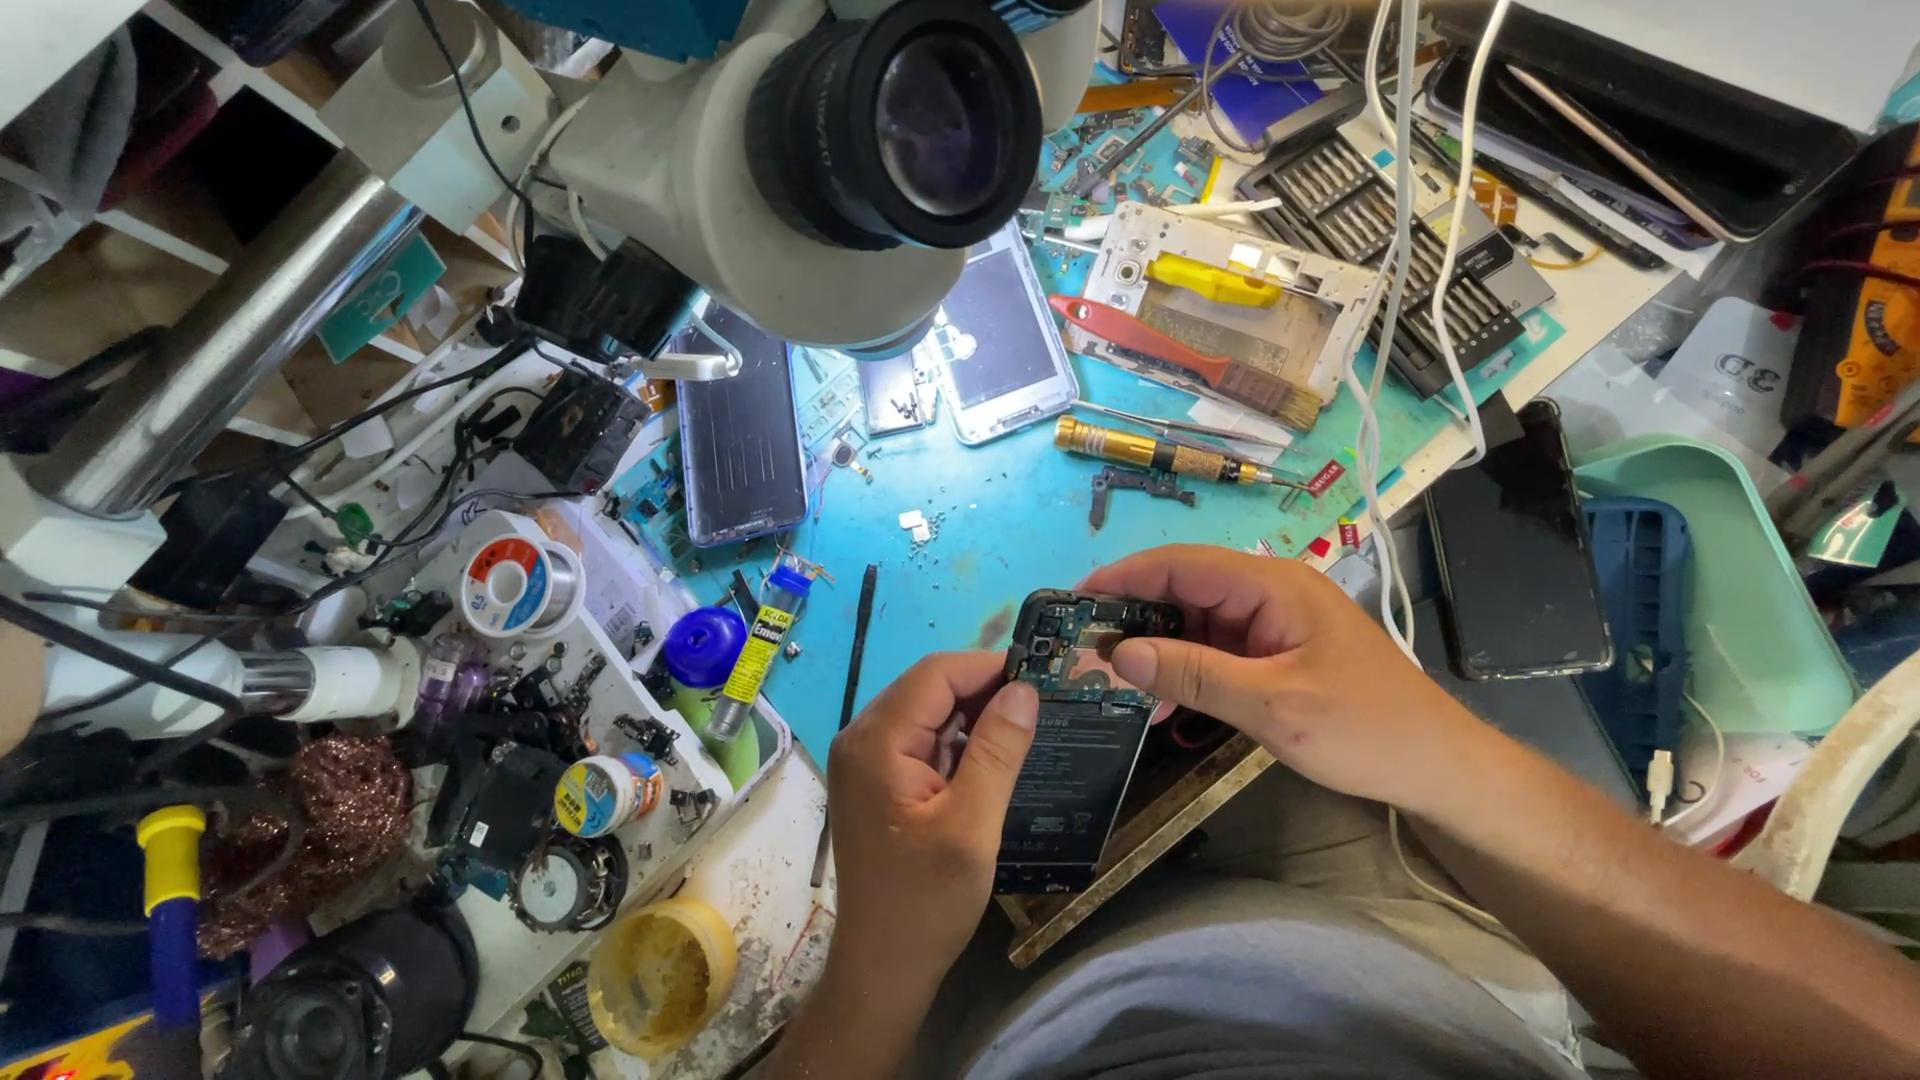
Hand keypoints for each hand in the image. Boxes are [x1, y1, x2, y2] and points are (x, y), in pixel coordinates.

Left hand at [826, 651, 1038, 986]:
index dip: (987, 667)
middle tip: (1038, 703)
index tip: (1039, 677)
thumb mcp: (972, 826)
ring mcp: (865, 759)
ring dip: (972, 713)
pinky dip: (956, 739)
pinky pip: (919, 738)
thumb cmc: (926, 902)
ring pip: (926, 710)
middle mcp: (861, 738)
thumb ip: (997, 752)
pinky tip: (991, 755)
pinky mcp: (876, 779)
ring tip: (1023, 725)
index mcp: (876, 742)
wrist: (882, 966)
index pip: (935, 674)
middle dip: (982, 688)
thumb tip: (1024, 690)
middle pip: (928, 687)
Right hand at [1082, 544, 1492, 811]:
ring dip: (1156, 650)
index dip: (1124, 577)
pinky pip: (1215, 651)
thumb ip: (1193, 674)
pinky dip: (1184, 672)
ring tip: (1110, 680)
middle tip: (1084, 651)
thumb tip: (1119, 654)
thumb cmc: (1366, 729)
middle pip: (1184, 589)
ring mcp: (1271, 624)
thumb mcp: (1273, 705)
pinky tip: (1158, 702)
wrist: (1439, 769)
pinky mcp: (1274, 654)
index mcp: (1272, 585)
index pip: (1181, 563)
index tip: (1075, 602)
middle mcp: (1268, 593)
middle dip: (1133, 617)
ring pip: (1195, 623)